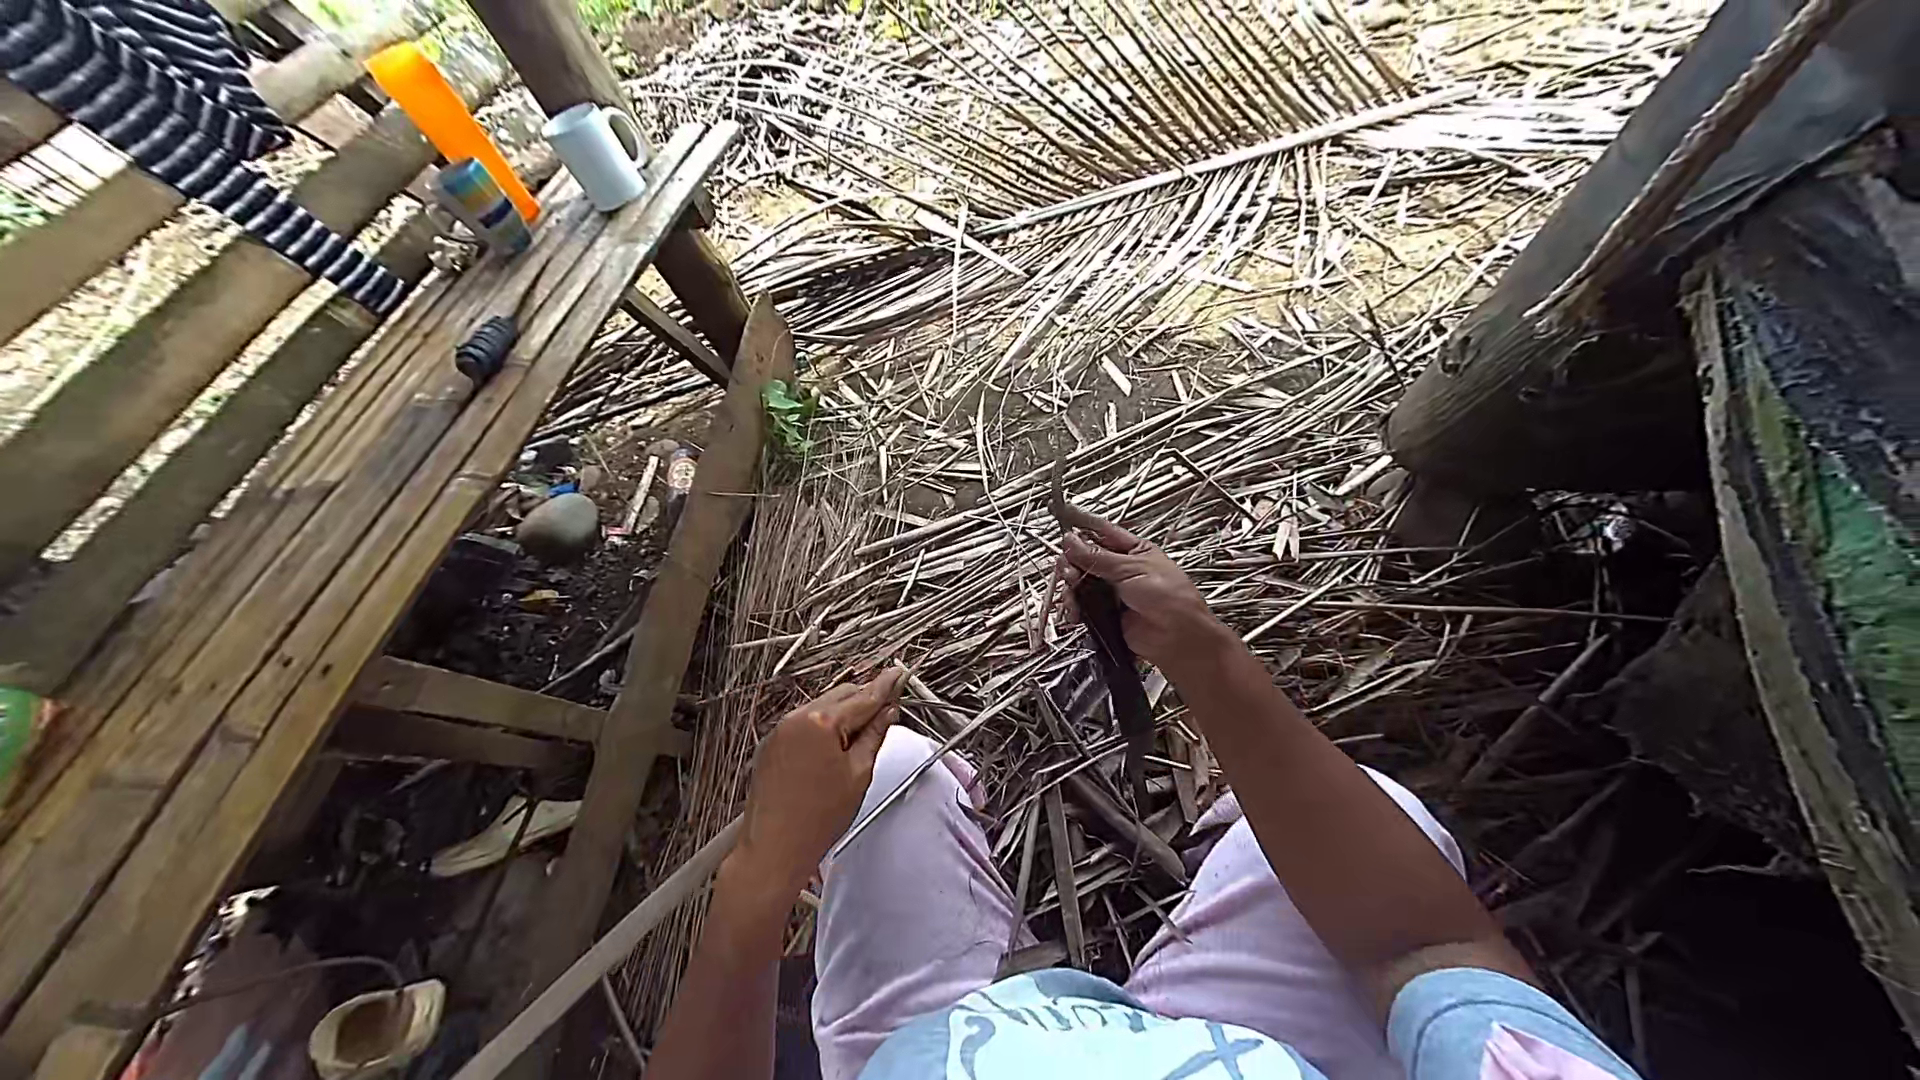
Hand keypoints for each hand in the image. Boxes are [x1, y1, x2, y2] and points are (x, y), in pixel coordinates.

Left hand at [729, 667, 905, 897]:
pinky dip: (823, 727)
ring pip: (823, 707)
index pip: (863, 696)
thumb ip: (874, 736)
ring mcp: (781, 730)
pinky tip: (834, 748)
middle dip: (865, 700)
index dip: (885, 685)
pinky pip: (804, 722)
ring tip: (859, 740)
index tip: (897, 676)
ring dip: (843, 715)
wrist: (773, 849)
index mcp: (820, 723)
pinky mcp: (772, 743)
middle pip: (842, 695)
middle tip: (887, 711)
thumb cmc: (813, 821)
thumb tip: (886, 714)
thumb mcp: (858, 774)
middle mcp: (796, 720)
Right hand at [1059, 514, 1233, 680]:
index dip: (1080, 522)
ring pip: (1079, 582)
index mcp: (1133, 550)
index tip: (1060, 513)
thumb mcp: (1131, 568)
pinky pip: (1080, 605)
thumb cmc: (1172, 598)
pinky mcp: (1104, 613)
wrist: (1178, 637)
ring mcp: (1111, 592)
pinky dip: (1073, 607)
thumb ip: (1097, 556)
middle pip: (1084, 557)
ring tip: (1073, 590)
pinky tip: (1075, 610)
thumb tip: (1071, 540)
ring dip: (1071, 586)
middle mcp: (1120, 569)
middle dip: (1071, 561)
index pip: (1101, 530)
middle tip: (1068, 567)